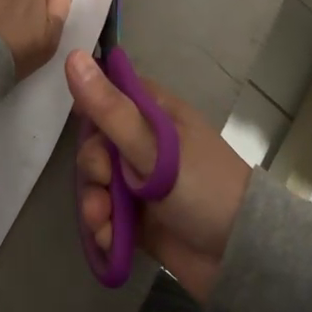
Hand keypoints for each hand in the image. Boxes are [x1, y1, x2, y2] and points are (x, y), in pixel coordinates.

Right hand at [69, 50, 250, 302]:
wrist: (240, 256)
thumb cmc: (202, 187)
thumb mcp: (153, 147)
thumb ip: (110, 108)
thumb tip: (72, 55)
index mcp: (152, 112)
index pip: (107, 94)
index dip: (90, 111)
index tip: (87, 129)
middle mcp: (144, 142)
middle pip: (96, 143)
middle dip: (93, 167)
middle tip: (106, 182)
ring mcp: (140, 181)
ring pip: (98, 181)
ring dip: (94, 201)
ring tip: (103, 221)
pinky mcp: (138, 216)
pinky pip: (106, 213)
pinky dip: (103, 225)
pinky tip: (110, 239)